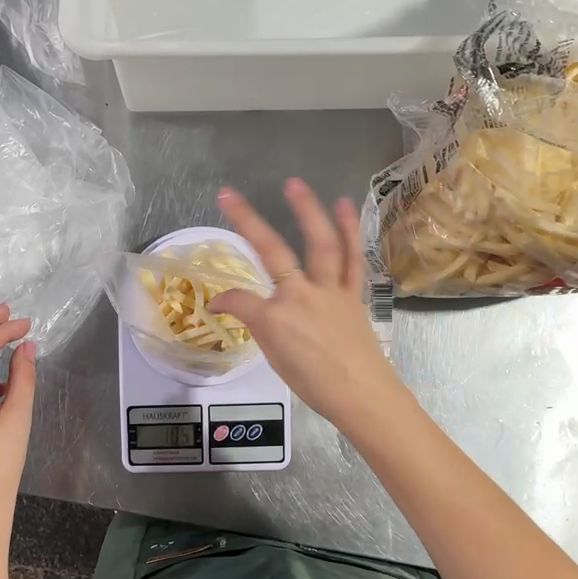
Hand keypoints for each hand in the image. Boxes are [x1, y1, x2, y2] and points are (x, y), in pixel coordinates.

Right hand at [212, 179, 403, 429]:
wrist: (362, 394)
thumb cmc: (314, 383)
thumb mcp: (274, 358)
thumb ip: (255, 325)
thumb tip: (230, 306)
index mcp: (276, 318)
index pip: (239, 300)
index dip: (224, 300)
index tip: (216, 306)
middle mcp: (301, 296)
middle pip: (271, 251)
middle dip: (247, 222)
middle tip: (229, 196)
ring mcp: (331, 291)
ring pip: (319, 244)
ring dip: (307, 210)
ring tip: (295, 185)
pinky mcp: (353, 293)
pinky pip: (352, 257)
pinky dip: (350, 229)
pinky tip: (344, 205)